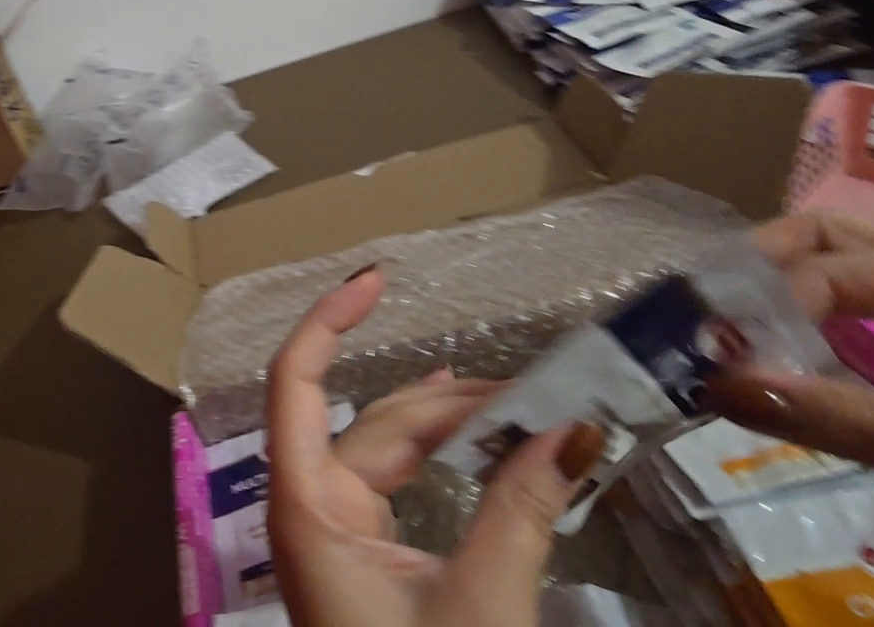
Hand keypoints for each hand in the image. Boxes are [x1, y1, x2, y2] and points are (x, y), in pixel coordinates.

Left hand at [266, 267, 605, 625]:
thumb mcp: (480, 606)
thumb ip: (522, 510)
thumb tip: (576, 426)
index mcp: (306, 506)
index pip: (296, 382)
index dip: (328, 321)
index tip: (377, 280)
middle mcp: (312, 506)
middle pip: (371, 419)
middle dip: (445, 398)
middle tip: (534, 389)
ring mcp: (336, 530)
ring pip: (390, 450)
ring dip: (452, 426)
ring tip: (523, 409)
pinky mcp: (365, 556)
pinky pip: (399, 483)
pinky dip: (443, 459)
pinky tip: (482, 439)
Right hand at [709, 214, 873, 574]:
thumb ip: (849, 423)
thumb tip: (714, 389)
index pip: (838, 265)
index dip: (765, 300)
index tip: (709, 348)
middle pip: (833, 243)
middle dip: (758, 271)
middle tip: (700, 316)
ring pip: (844, 274)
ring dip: (776, 294)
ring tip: (720, 331)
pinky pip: (865, 318)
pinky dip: (808, 327)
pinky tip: (773, 352)